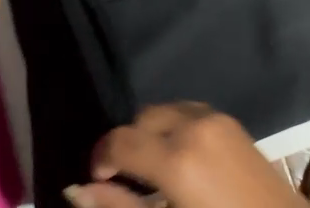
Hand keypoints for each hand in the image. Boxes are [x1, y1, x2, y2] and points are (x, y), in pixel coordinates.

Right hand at [67, 103, 303, 207]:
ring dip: (151, 135)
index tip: (95, 183)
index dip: (100, 159)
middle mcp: (194, 126)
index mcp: (177, 158)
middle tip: (125, 184)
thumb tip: (75, 190)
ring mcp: (217, 119)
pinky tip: (180, 162)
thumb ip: (120, 207)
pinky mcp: (233, 122)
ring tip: (152, 175)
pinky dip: (174, 129)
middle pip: (141, 119)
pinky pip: (189, 113)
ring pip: (165, 112)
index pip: (120, 141)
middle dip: (128, 146)